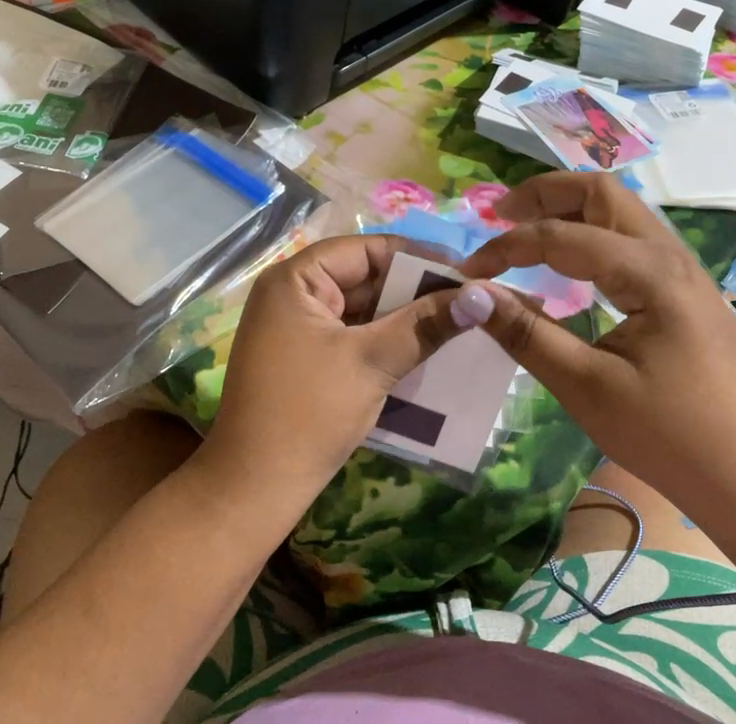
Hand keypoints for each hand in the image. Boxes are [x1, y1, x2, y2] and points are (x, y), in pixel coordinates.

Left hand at [207, 234, 480, 489]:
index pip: (366, 250)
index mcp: (295, 279)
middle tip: (472, 300)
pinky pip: (354, 337)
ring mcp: (297, 328)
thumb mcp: (372, 362)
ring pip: (363, 309)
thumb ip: (424, 325)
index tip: (468, 270)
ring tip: (460, 324)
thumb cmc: (308, 413)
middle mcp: (292, 294)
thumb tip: (480, 296)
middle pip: (365, 277)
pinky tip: (428, 352)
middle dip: (416, 290)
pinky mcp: (306, 359)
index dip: (418, 257)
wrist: (255, 487)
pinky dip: (387, 342)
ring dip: (405, 318)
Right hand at [458, 172, 735, 504]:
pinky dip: (593, 235)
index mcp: (649, 272)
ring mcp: (685, 274)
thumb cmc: (670, 435)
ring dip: (571, 210)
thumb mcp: (586, 386)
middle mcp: (670, 256)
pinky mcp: (687, 295)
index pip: (560, 236)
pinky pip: (634, 241)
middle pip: (602, 193)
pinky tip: (571, 266)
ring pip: (622, 213)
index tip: (465, 273)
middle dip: (545, 195)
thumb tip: (471, 293)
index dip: (506, 248)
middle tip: (498, 216)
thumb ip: (526, 332)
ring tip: (526, 230)